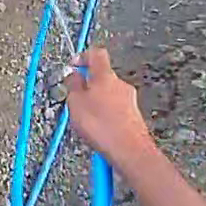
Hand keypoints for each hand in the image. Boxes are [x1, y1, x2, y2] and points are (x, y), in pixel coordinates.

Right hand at [63, 47, 156, 164]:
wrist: (129, 151)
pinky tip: (98, 132)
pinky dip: (104, 118)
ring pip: (107, 96)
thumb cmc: (103, 126)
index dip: (83, 57)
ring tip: (87, 121)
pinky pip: (114, 112)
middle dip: (88, 87)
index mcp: (105, 76)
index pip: (96, 54)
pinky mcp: (132, 117)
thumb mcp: (75, 102)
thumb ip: (73, 85)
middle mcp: (120, 85)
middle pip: (101, 77)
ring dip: (96, 104)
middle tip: (76, 100)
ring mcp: (129, 101)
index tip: (74, 65)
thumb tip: (73, 75)